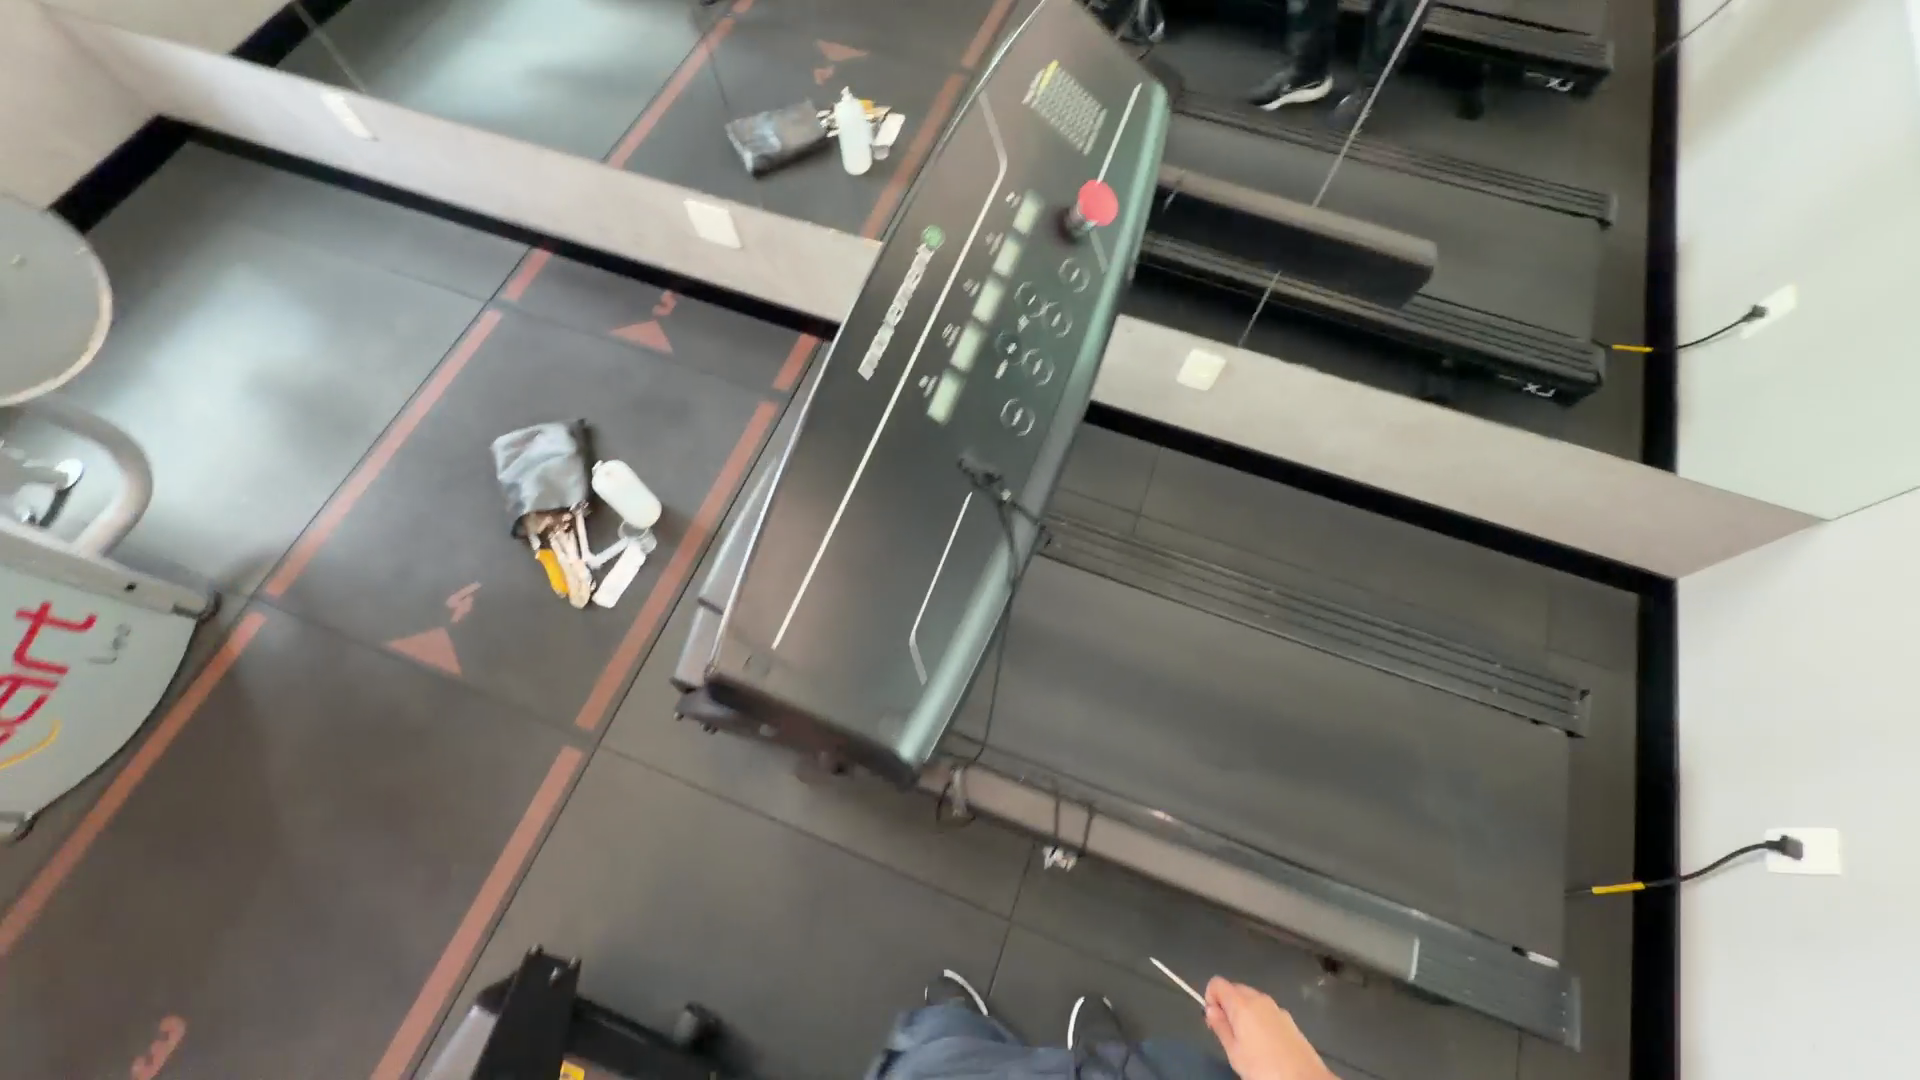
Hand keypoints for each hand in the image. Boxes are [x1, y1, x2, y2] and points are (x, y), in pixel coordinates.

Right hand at [1203, 978, 1333, 1079]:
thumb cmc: (1264, 1068)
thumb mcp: (1234, 1053)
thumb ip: (1220, 1027)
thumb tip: (1210, 1010)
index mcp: (1242, 1004)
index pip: (1217, 983)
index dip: (1210, 998)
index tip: (1214, 1021)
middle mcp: (1259, 998)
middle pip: (1234, 989)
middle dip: (1227, 1005)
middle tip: (1229, 1033)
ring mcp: (1277, 1008)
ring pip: (1251, 999)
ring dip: (1244, 1012)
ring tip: (1248, 1042)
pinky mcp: (1290, 1019)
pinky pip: (1266, 1011)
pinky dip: (1260, 1019)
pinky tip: (1266, 1044)